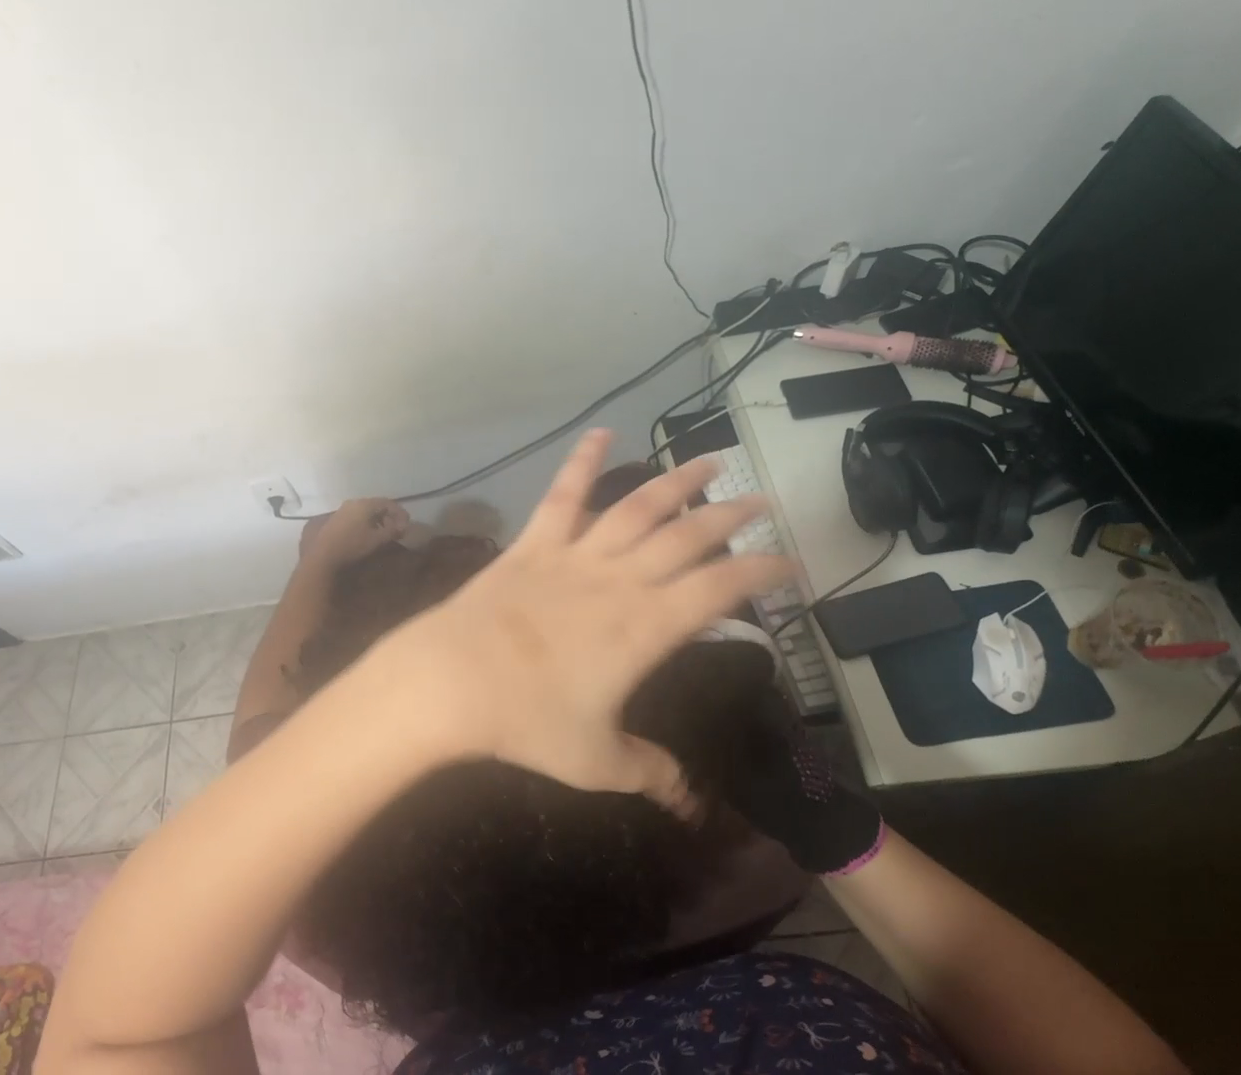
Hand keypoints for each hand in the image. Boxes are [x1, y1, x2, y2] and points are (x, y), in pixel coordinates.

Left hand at [300, 498, 409, 567]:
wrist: (323, 556)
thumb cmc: (353, 545)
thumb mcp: (377, 539)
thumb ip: (393, 531)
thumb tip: (404, 526)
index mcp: (364, 504)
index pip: (387, 502)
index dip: (400, 512)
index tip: (407, 523)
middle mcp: (352, 504)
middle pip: (375, 506)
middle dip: (388, 516)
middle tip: (396, 529)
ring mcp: (341, 511)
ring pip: (364, 512)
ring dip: (376, 521)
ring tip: (383, 534)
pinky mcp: (334, 521)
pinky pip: (355, 518)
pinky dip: (365, 524)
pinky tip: (367, 536)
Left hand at [360, 430, 793, 813]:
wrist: (450, 681)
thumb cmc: (526, 722)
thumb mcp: (597, 761)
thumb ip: (650, 774)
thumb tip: (693, 807)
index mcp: (647, 627)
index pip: (720, 589)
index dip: (761, 572)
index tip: (790, 562)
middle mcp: (620, 580)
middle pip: (687, 537)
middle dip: (730, 517)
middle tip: (760, 501)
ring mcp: (575, 555)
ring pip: (637, 507)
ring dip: (676, 482)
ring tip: (708, 461)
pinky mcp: (533, 545)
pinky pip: (563, 496)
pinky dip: (582, 461)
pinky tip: (600, 432)